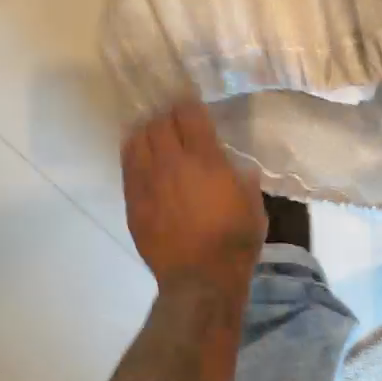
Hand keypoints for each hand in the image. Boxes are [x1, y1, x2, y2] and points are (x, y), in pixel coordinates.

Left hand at [122, 101, 265, 290]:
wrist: (200, 278)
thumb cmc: (235, 242)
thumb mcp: (254, 206)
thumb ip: (243, 178)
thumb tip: (234, 164)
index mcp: (205, 160)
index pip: (189, 114)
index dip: (190, 103)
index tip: (193, 102)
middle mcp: (171, 163)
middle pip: (159, 122)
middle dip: (167, 115)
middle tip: (175, 119)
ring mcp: (147, 180)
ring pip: (137, 139)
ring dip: (147, 131)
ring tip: (155, 133)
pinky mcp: (132, 199)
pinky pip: (127, 164)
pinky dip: (134, 153)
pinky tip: (142, 155)